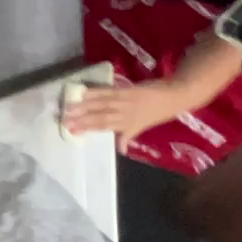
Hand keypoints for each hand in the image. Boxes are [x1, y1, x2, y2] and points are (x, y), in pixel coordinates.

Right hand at [64, 82, 187, 149]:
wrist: (177, 96)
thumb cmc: (159, 112)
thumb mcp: (145, 126)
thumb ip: (129, 134)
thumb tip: (120, 150)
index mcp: (130, 124)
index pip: (105, 128)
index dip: (87, 130)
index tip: (71, 132)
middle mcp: (126, 115)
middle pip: (101, 118)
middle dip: (81, 120)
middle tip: (64, 122)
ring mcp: (126, 102)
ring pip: (102, 106)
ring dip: (84, 107)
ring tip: (68, 108)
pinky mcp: (127, 91)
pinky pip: (108, 92)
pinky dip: (95, 92)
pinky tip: (82, 93)